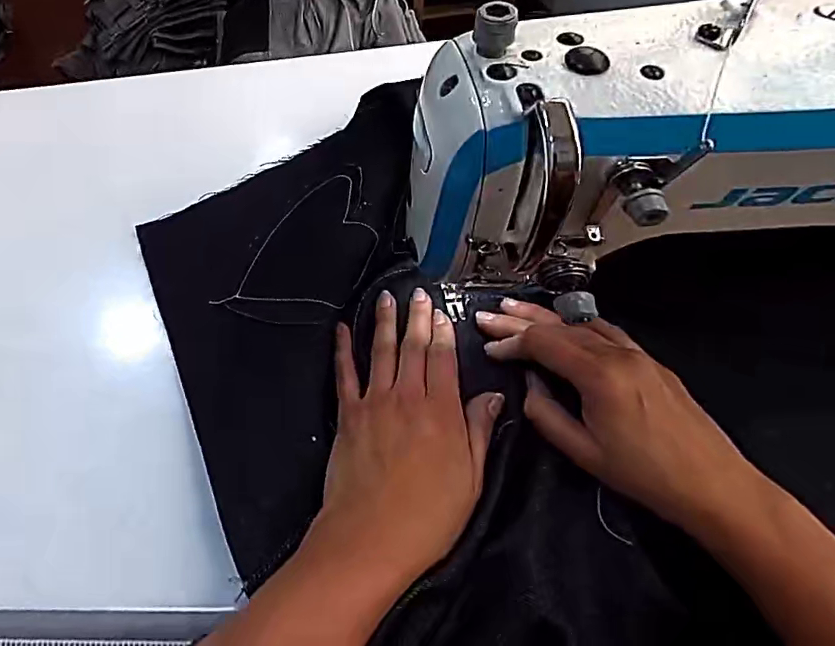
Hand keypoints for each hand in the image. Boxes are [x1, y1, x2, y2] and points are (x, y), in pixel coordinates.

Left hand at [310, 288, 503, 584]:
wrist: (369, 540)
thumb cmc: (428, 518)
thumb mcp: (470, 479)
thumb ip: (479, 431)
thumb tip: (492, 397)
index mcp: (442, 411)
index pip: (444, 359)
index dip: (444, 332)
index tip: (442, 312)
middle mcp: (409, 398)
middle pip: (414, 347)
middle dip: (418, 317)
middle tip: (418, 293)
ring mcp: (375, 403)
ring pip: (382, 351)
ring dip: (385, 322)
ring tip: (387, 298)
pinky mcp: (349, 416)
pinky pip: (346, 374)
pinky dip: (343, 350)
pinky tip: (342, 330)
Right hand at [477, 299, 760, 536]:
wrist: (713, 481)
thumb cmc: (647, 476)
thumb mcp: (586, 454)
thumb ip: (547, 415)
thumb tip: (530, 386)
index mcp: (598, 374)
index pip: (543, 342)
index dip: (512, 342)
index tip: (489, 347)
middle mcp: (616, 352)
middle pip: (559, 326)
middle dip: (521, 319)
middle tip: (491, 314)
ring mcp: (636, 352)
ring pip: (582, 323)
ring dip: (548, 317)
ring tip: (519, 309)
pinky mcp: (649, 359)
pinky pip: (606, 331)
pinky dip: (579, 325)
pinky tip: (568, 325)